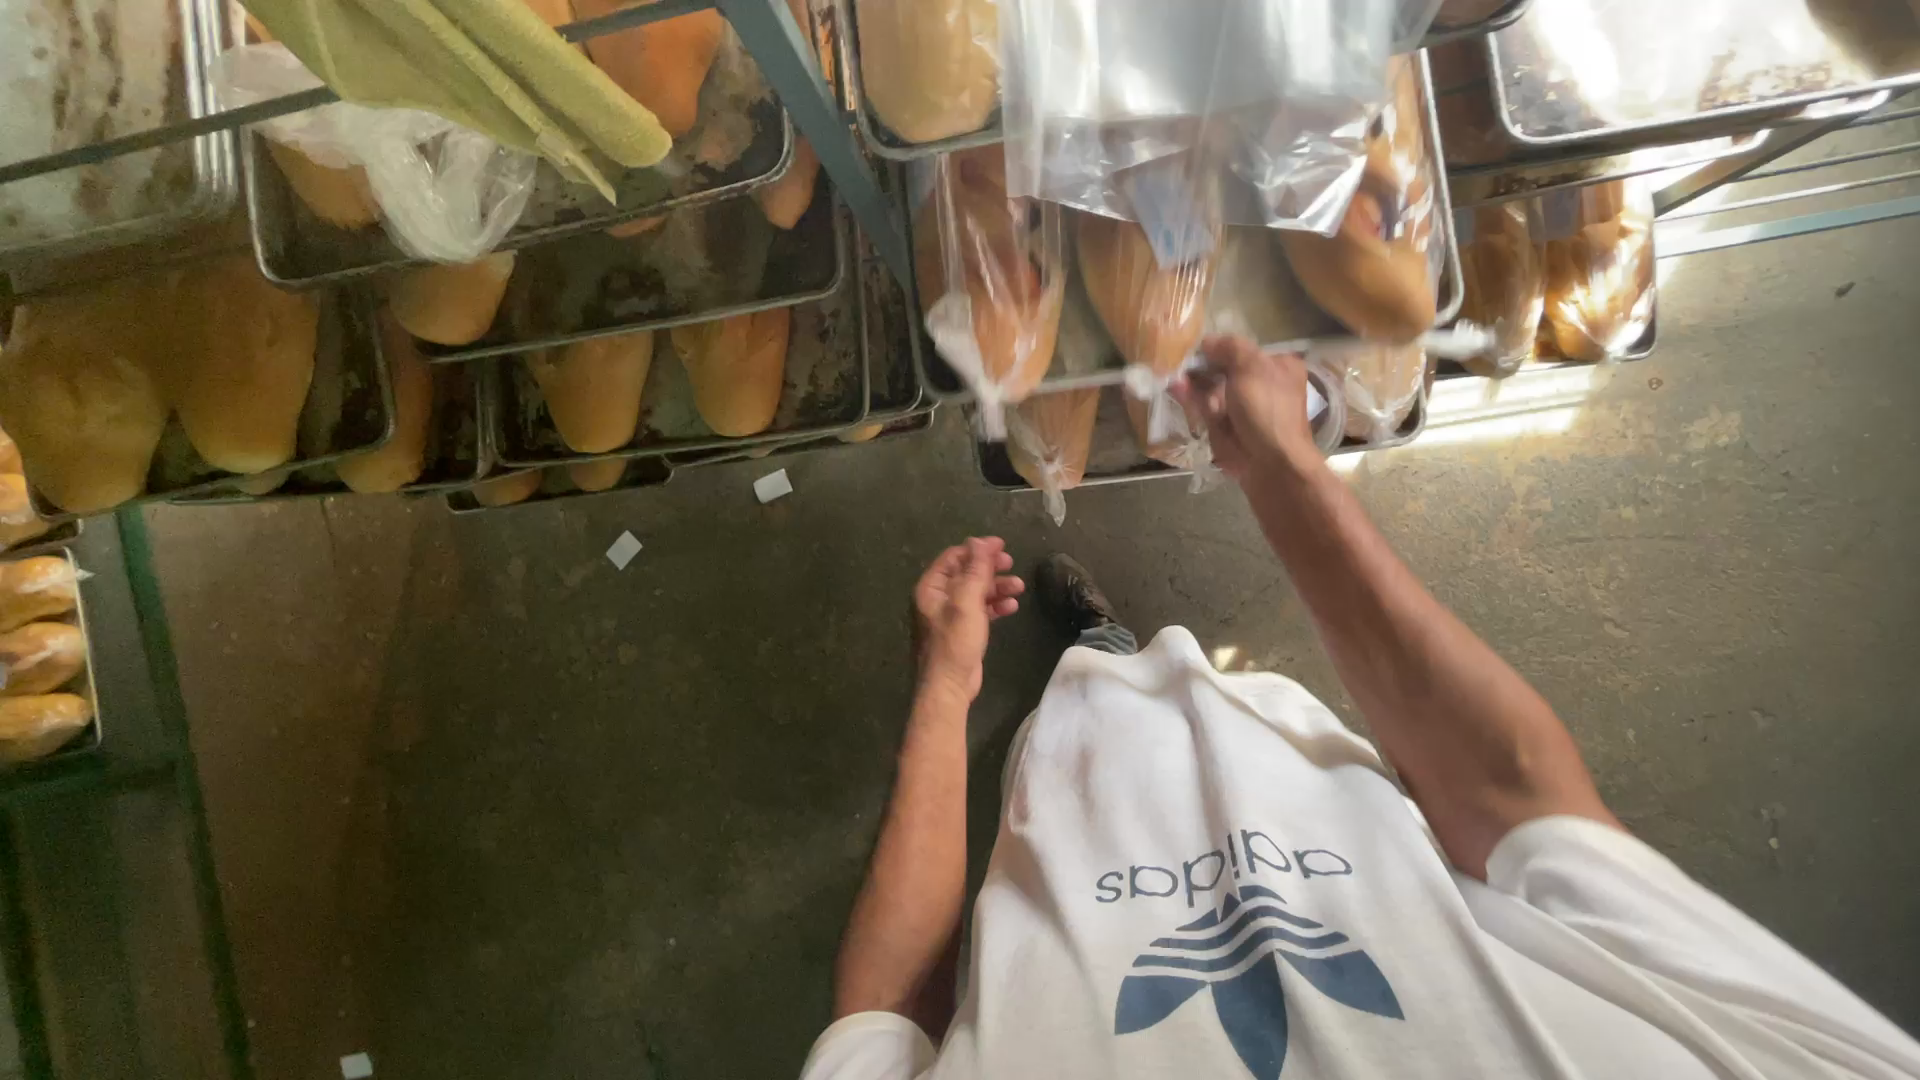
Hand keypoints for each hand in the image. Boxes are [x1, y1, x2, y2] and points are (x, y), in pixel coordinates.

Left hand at [912, 537, 1023, 701]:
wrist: (948, 686)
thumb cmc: (954, 642)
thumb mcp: (966, 602)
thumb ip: (973, 570)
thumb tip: (978, 541)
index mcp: (931, 588)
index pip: (954, 558)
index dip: (977, 549)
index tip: (1002, 546)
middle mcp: (937, 598)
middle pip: (966, 573)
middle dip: (989, 568)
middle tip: (1011, 564)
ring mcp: (949, 616)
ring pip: (975, 592)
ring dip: (996, 587)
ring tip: (1019, 587)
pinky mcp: (962, 631)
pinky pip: (979, 610)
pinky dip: (995, 606)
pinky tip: (1011, 607)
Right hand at [1172, 335, 1322, 481]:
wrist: (1268, 461)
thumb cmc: (1267, 409)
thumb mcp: (1253, 367)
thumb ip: (1230, 348)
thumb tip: (1208, 342)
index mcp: (1277, 367)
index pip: (1246, 351)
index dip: (1223, 347)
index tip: (1201, 346)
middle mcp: (1260, 386)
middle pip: (1225, 369)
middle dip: (1204, 365)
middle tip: (1183, 360)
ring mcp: (1241, 408)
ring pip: (1211, 389)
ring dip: (1192, 381)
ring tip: (1173, 372)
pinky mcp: (1224, 426)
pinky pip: (1204, 408)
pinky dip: (1190, 398)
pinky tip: (1176, 387)